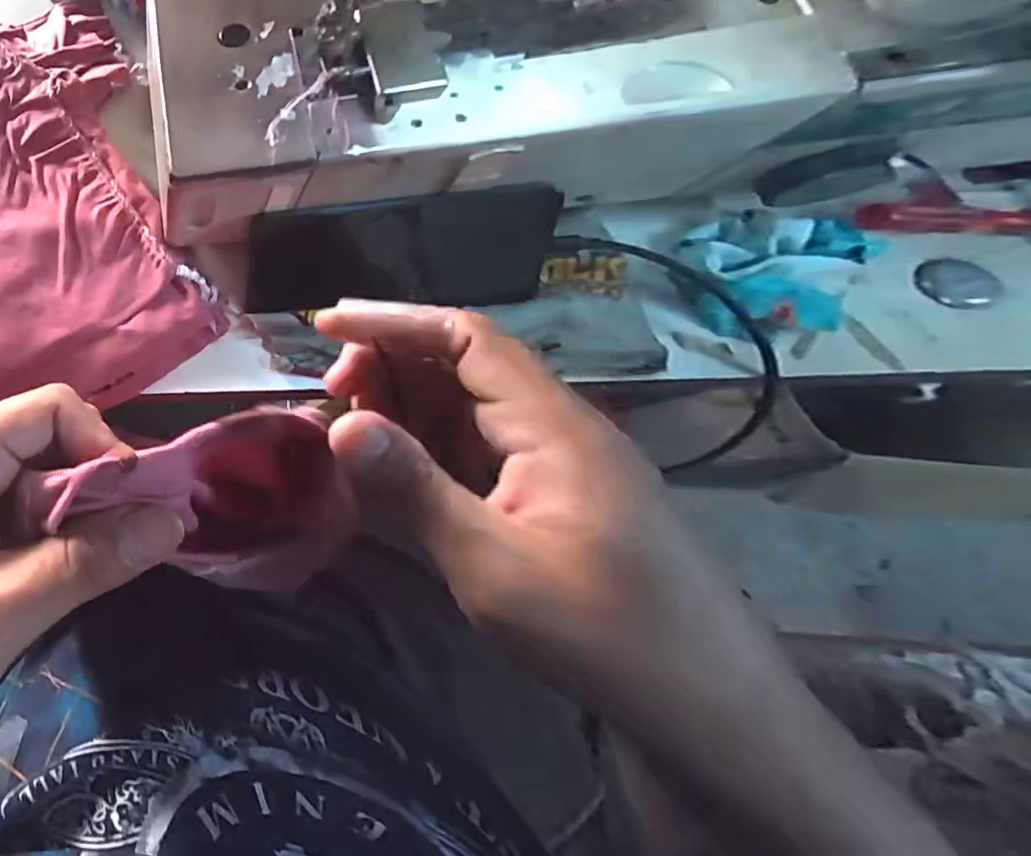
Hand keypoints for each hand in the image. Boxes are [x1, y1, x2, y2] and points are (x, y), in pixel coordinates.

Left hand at [0, 384, 187, 734]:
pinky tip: (61, 570)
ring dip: (82, 511)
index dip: (103, 444)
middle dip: (100, 483)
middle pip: (58, 435)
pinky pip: (33, 499)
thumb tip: (172, 519)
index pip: (56, 406)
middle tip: (125, 546)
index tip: (132, 507)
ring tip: (94, 566)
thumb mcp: (2, 610)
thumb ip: (88, 561)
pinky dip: (60, 528)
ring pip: (51, 470)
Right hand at [313, 300, 760, 716]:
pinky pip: (468, 447)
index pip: (466, 337)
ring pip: (459, 405)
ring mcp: (548, 462)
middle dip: (387, 363)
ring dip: (398, 403)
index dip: (392, 321)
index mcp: (551, 425)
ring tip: (348, 423)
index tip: (326, 324)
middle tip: (329, 389)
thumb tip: (339, 423)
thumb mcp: (492, 565)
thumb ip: (412, 487)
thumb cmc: (604, 635)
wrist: (712, 717)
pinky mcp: (540, 495)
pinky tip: (388, 461)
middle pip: (458, 365)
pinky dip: (419, 442)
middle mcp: (551, 428)